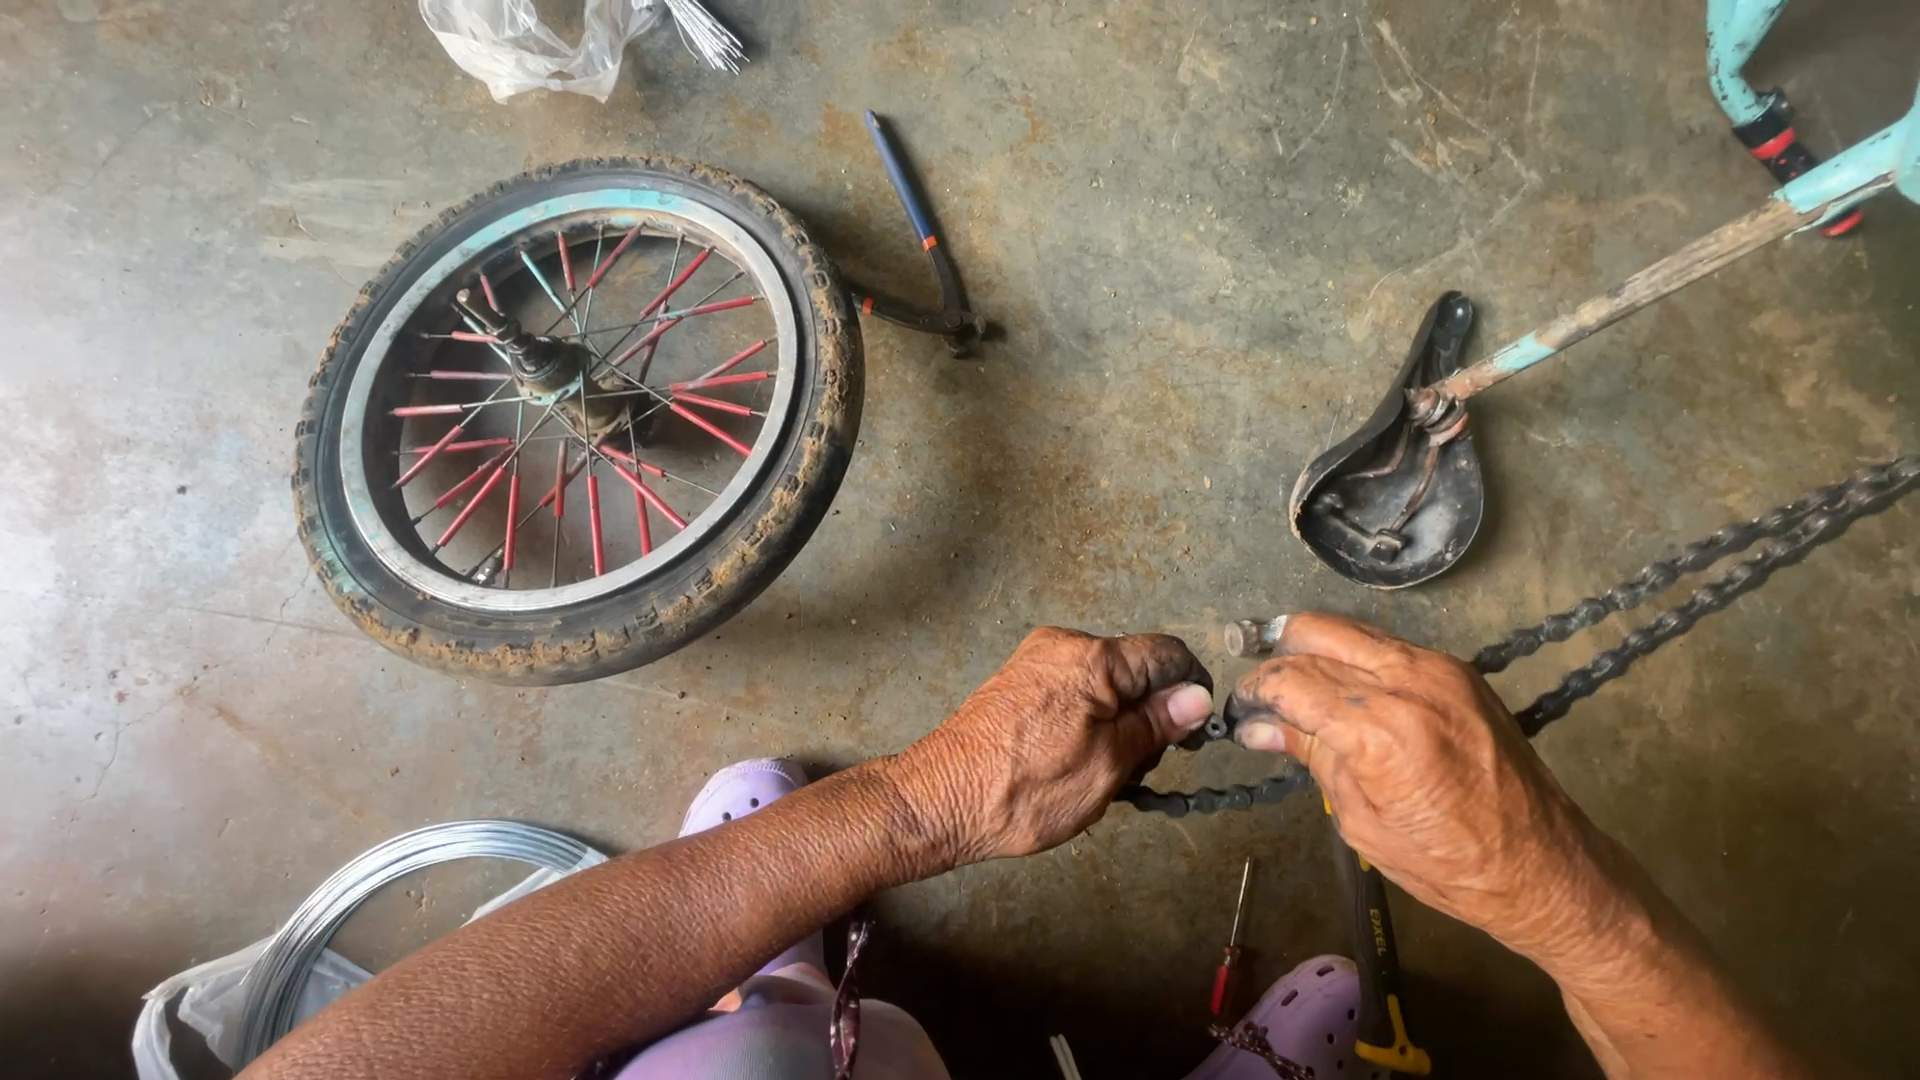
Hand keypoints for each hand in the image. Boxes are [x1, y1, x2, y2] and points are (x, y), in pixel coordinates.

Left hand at [888, 627, 1214, 865]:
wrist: (940, 800)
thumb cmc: (1027, 790)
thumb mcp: (1109, 765)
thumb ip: (1155, 724)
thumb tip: (1197, 696)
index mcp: (1091, 658)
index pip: (1165, 653)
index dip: (1190, 690)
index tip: (1192, 735)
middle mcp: (1062, 645)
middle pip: (1133, 670)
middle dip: (1147, 716)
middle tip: (1134, 769)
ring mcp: (1035, 660)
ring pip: (1103, 685)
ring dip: (1116, 726)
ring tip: (1096, 775)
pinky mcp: (1017, 680)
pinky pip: (1072, 692)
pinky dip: (1087, 723)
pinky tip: (1070, 763)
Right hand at [1229, 614, 1615, 955]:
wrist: (1549, 869)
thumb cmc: (1446, 863)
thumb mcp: (1359, 819)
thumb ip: (1310, 756)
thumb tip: (1255, 728)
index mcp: (1378, 729)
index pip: (1290, 679)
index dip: (1254, 690)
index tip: (1241, 710)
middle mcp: (1407, 682)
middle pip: (1312, 634)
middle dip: (1275, 658)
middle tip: (1263, 694)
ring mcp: (1437, 669)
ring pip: (1347, 629)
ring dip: (1311, 649)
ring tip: (1296, 686)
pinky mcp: (1458, 670)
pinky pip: (1384, 644)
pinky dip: (1350, 656)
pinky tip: (1343, 689)